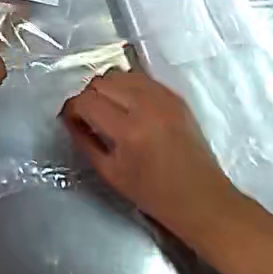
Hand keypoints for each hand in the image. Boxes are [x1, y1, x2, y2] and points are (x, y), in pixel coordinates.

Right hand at [61, 67, 250, 244]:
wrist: (202, 199)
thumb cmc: (154, 194)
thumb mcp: (110, 174)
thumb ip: (85, 142)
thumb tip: (70, 119)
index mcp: (128, 130)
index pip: (87, 101)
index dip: (72, 108)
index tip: (71, 119)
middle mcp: (146, 106)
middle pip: (101, 82)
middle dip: (89, 97)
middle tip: (89, 116)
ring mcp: (163, 98)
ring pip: (121, 74)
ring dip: (108, 88)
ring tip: (109, 109)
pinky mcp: (175, 96)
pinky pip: (141, 78)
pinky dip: (128, 86)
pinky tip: (129, 105)